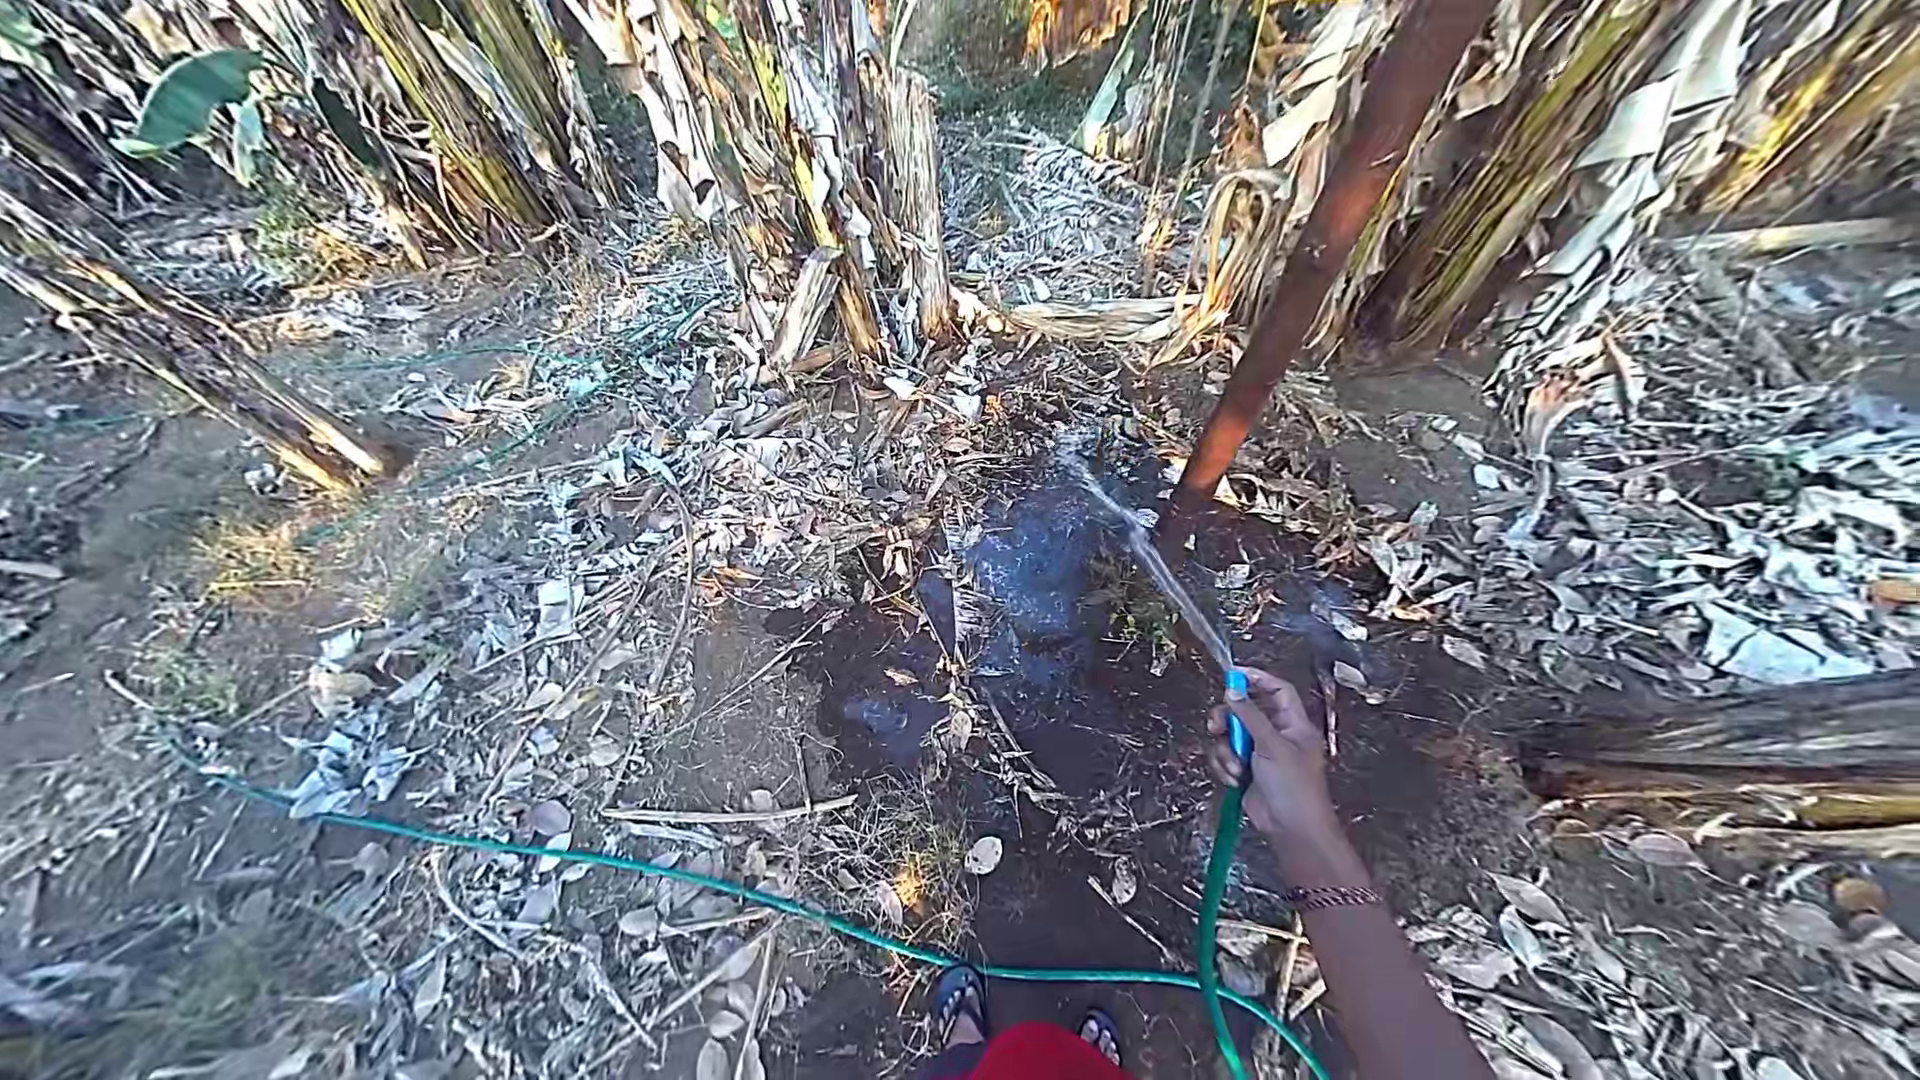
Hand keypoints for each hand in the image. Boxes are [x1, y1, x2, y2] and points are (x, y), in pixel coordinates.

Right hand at [1207, 667, 1340, 844]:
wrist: (1292, 830)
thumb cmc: (1292, 786)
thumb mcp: (1271, 745)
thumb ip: (1249, 715)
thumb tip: (1232, 689)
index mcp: (1293, 725)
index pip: (1278, 690)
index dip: (1257, 678)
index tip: (1232, 674)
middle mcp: (1276, 735)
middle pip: (1245, 711)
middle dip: (1228, 719)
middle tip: (1216, 726)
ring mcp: (1260, 753)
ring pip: (1230, 735)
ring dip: (1226, 750)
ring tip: (1235, 767)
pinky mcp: (1246, 769)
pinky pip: (1225, 755)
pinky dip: (1225, 766)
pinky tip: (1234, 779)